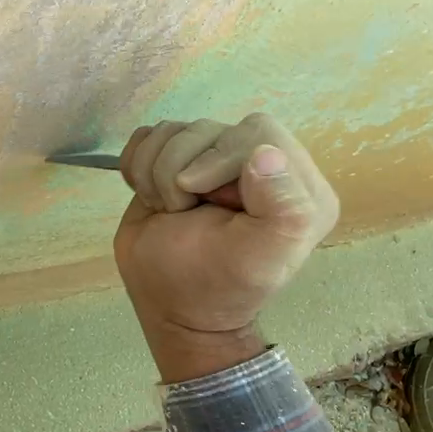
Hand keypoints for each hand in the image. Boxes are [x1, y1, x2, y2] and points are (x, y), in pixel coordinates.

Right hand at [113, 113, 339, 383]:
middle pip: (208, 127)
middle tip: (179, 209)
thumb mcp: (256, 259)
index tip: (197, 193)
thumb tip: (267, 153)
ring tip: (166, 209)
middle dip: (178, 167)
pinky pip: (148, 136)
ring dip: (154, 172)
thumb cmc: (213, 286)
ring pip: (172, 130)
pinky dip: (137, 165)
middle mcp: (256, 165)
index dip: (219, 155)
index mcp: (295, 185)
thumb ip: (282, 211)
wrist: (166, 303)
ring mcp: (212, 160)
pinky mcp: (174, 160)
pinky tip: (150, 197)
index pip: (257, 132)